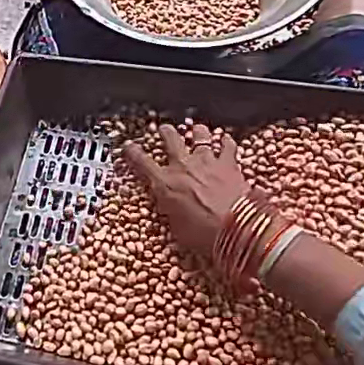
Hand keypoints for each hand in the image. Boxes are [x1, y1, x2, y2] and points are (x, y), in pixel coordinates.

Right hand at [124, 122, 252, 259]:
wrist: (234, 227)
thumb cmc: (203, 234)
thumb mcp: (177, 229)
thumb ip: (172, 213)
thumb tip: (173, 211)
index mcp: (164, 184)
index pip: (141, 162)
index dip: (132, 152)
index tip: (129, 147)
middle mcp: (183, 167)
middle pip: (170, 138)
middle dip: (165, 132)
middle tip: (164, 130)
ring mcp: (206, 161)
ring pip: (199, 134)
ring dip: (196, 131)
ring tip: (196, 130)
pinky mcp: (228, 163)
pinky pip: (227, 145)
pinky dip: (226, 142)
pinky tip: (226, 140)